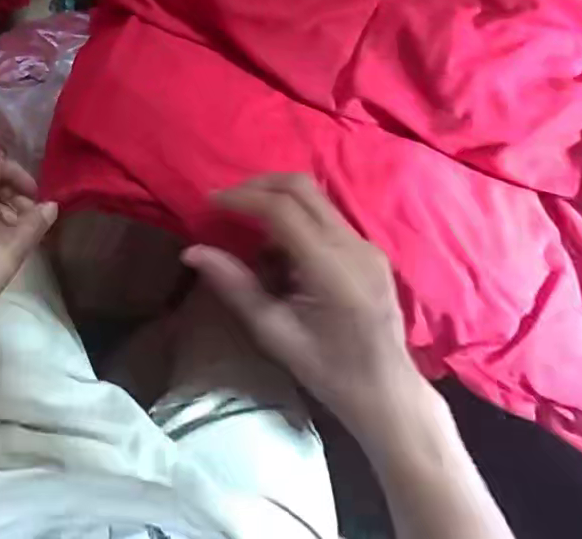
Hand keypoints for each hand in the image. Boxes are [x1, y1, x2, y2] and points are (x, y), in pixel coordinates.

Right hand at [182, 173, 423, 432]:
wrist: (388, 395)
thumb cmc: (328, 372)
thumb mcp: (274, 333)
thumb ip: (234, 286)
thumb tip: (193, 251)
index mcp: (332, 269)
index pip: (282, 209)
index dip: (242, 198)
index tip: (210, 202)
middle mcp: (353, 245)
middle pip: (301, 187)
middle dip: (258, 186)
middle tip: (227, 203)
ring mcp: (366, 243)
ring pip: (314, 196)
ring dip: (276, 198)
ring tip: (248, 226)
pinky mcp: (369, 248)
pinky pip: (325, 214)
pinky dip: (295, 215)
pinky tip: (279, 248)